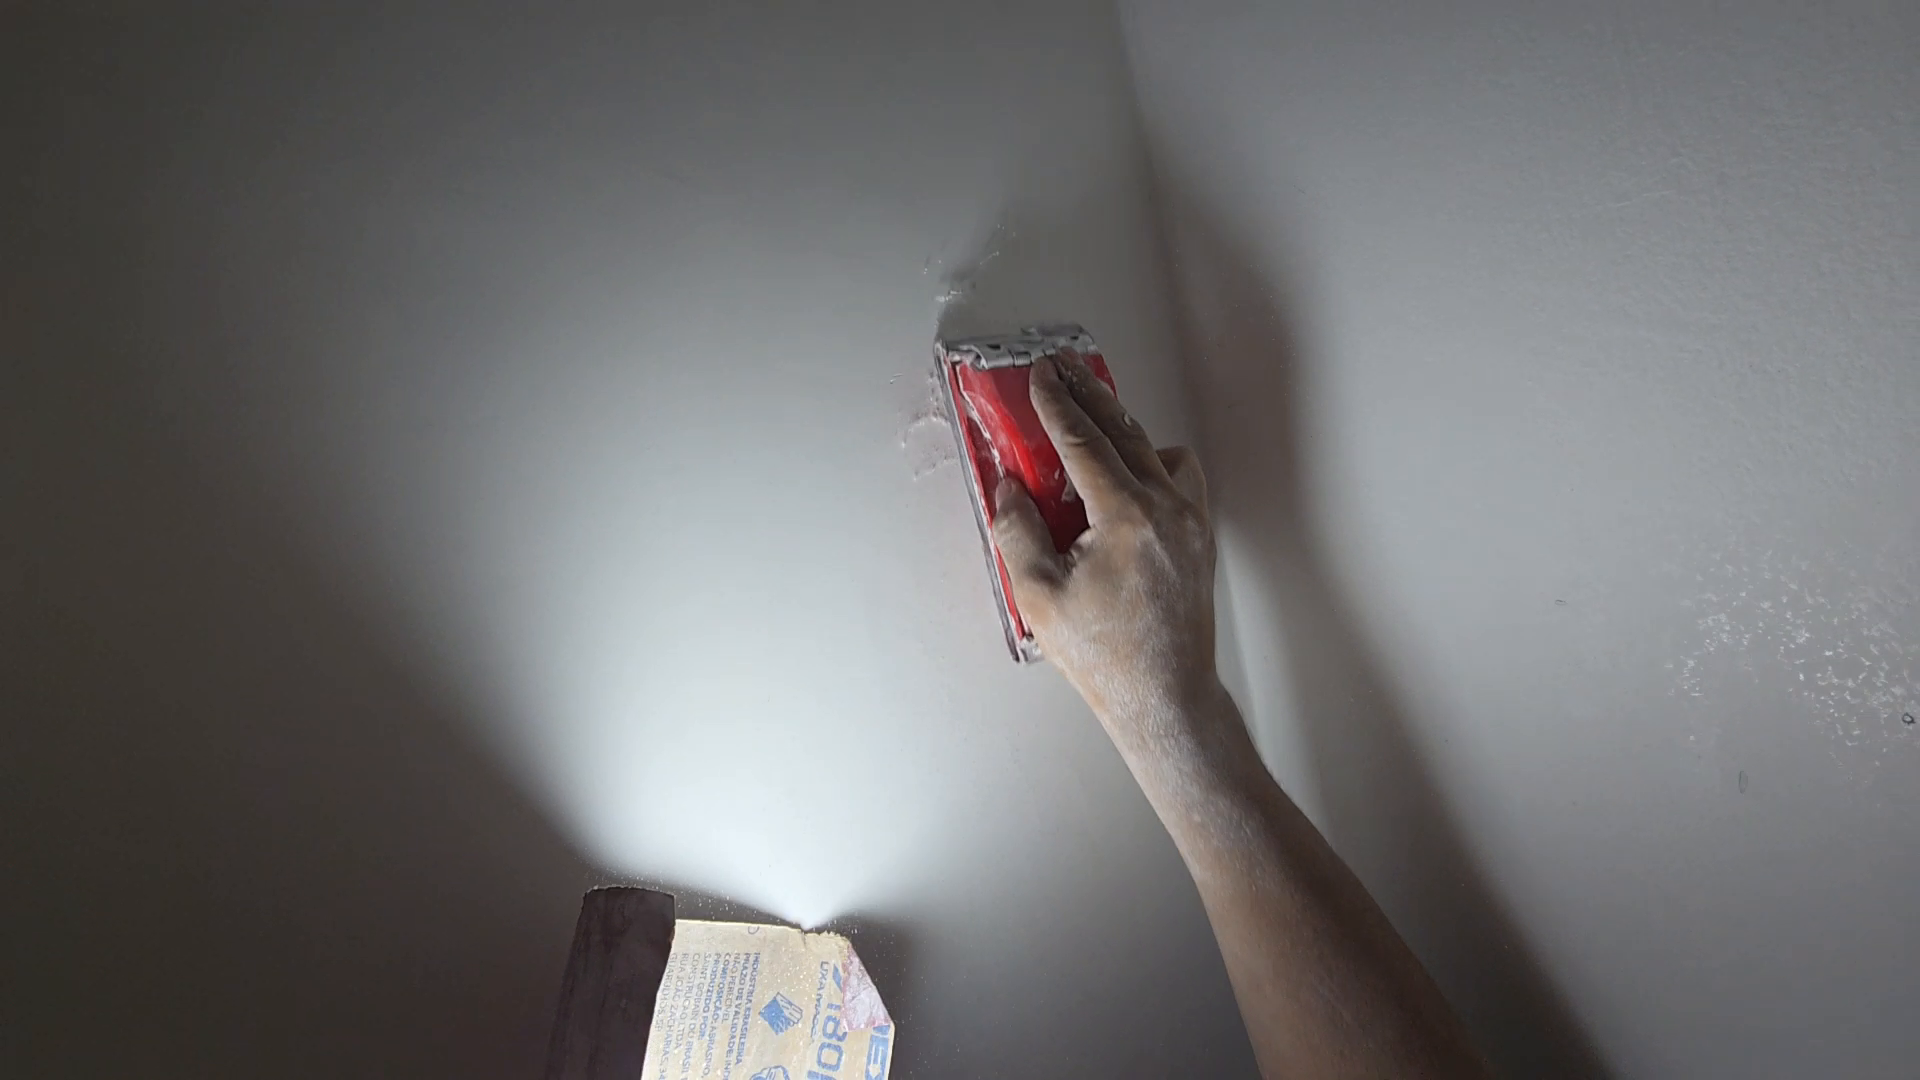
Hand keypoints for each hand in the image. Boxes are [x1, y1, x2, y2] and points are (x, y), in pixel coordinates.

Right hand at [991, 350, 1218, 742]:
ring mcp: (1191, 521)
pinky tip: (1130, 475)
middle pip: (1124, 430)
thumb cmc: (1103, 654)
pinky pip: (1182, 477)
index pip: (1084, 442)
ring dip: (1122, 427)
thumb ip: (1017, 531)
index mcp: (1126, 517)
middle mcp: (1167, 509)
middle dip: (1089, 394)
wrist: (1163, 696)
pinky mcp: (1199, 537)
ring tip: (1091, 421)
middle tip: (1063, 368)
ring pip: (1157, 449)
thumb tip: (1009, 488)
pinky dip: (1155, 462)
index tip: (1041, 377)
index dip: (1057, 405)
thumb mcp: (1038, 594)